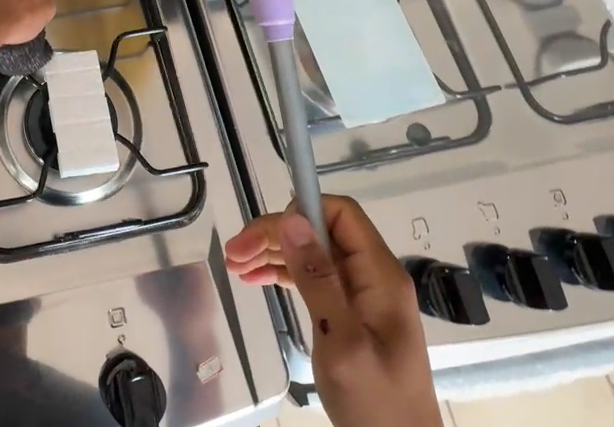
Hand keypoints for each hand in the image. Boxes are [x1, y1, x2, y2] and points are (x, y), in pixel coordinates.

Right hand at [225, 196, 441, 426]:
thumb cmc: (375, 402)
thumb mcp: (341, 340)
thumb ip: (318, 278)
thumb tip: (292, 218)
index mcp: (380, 275)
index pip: (340, 214)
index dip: (299, 211)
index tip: (261, 233)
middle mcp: (374, 276)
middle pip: (320, 231)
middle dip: (275, 233)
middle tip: (233, 251)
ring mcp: (363, 296)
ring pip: (313, 253)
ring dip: (273, 252)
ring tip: (234, 264)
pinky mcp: (352, 314)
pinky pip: (314, 278)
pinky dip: (283, 273)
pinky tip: (255, 278)